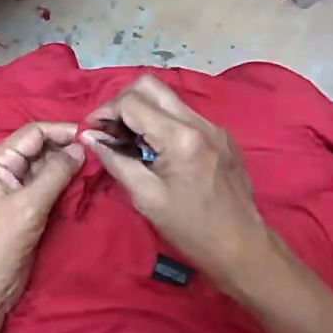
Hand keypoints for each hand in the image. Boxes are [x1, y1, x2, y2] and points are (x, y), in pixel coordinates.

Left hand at [0, 122, 84, 326]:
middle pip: (40, 145)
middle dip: (67, 145)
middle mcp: (3, 167)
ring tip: (95, 162)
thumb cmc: (0, 245)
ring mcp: (14, 186)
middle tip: (98, 149)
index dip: (62, 130)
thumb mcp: (30, 206)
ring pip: (45, 163)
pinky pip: (47, 182)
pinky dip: (64, 179)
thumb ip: (56, 173)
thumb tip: (82, 147)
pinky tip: (82, 178)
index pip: (33, 132)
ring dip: (68, 162)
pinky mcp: (25, 204)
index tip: (92, 134)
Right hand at [78, 75, 274, 294]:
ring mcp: (214, 125)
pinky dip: (163, 121)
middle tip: (108, 128)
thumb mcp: (146, 198)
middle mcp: (199, 121)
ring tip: (129, 139)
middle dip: (122, 101)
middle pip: (150, 85)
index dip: (105, 111)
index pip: (132, 102)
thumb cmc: (191, 229)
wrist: (243, 247)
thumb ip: (116, 161)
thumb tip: (90, 137)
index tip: (91, 130)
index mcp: (180, 137)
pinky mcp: (222, 135)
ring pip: (168, 97)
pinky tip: (156, 148)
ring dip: (143, 110)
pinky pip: (185, 114)